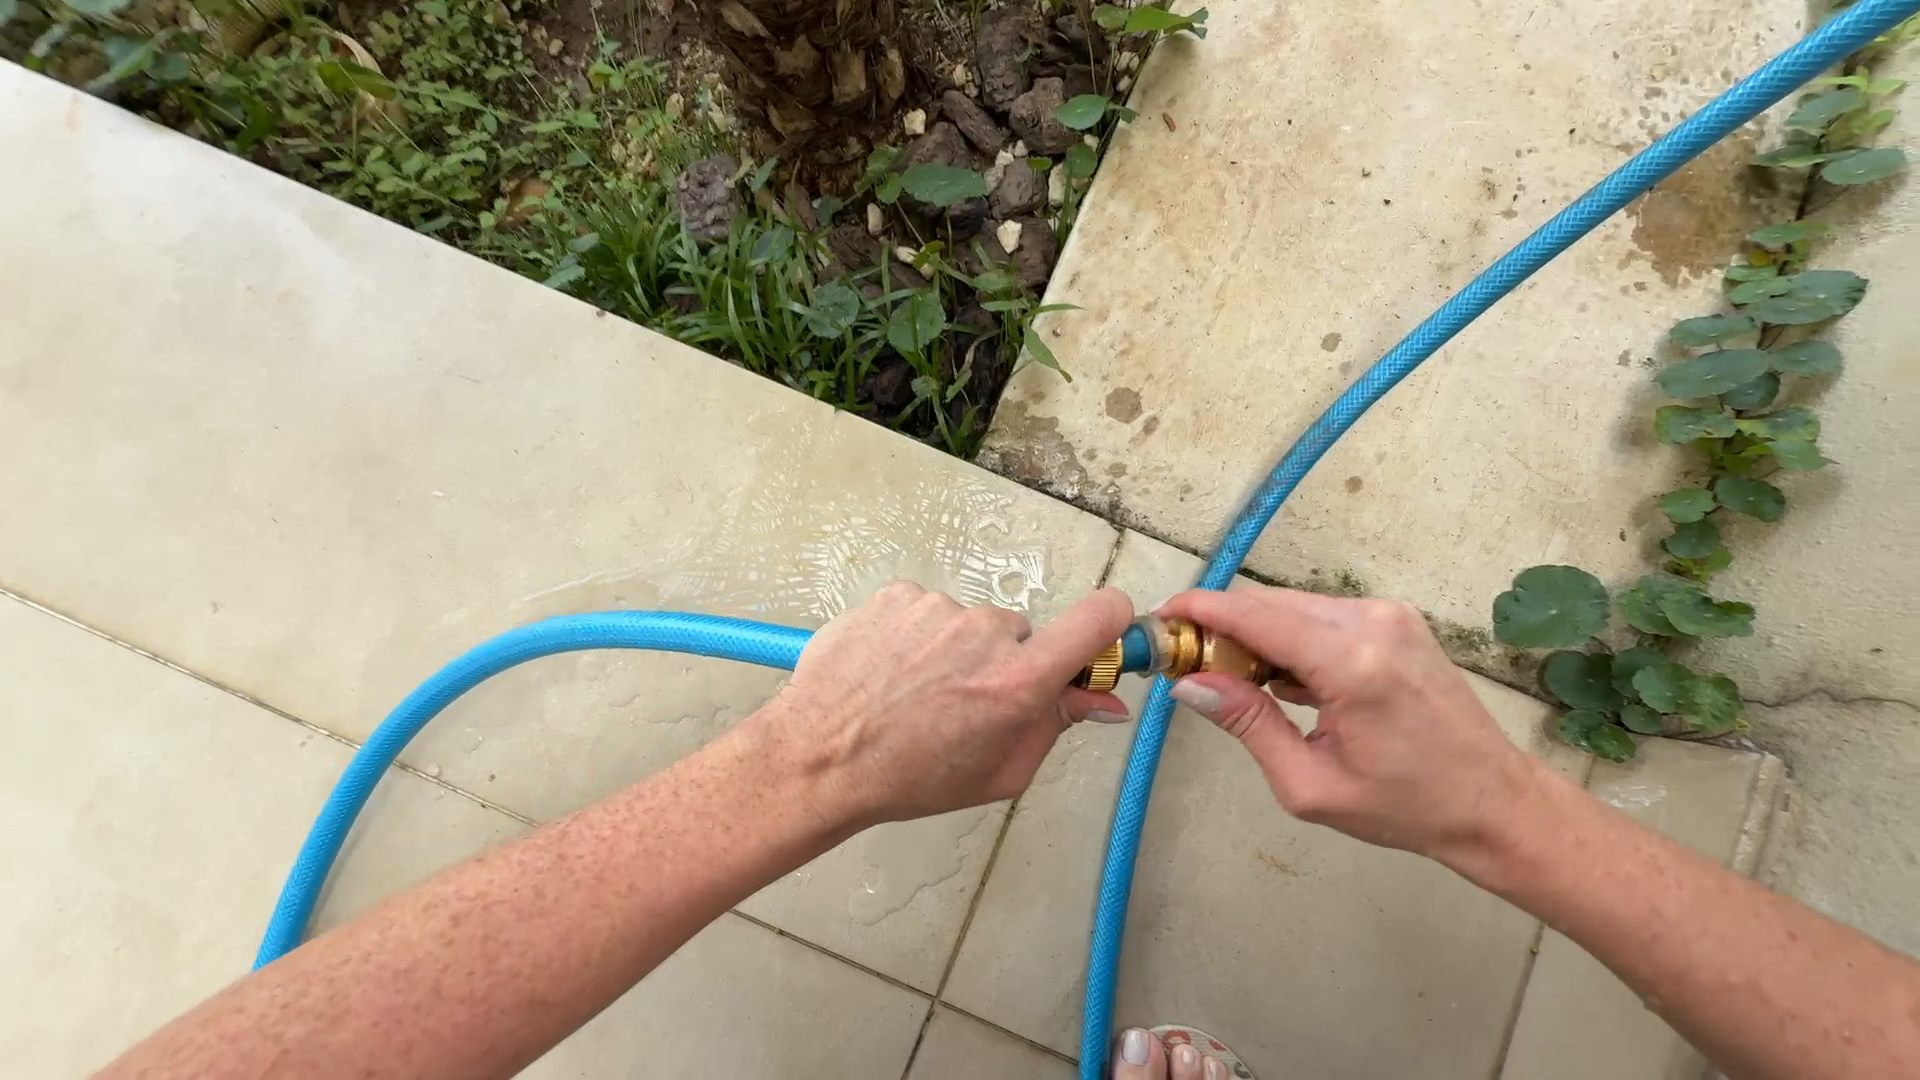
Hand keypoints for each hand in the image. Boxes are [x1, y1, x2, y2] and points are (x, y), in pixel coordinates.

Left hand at [740, 582, 1135, 826]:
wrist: (819, 756)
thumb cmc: (911, 777)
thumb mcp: (998, 772)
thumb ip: (1057, 726)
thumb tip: (1106, 701)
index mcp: (1018, 681)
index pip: (1098, 618)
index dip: (1112, 621)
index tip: (1105, 636)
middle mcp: (983, 632)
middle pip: (1021, 633)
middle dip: (1005, 661)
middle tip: (964, 700)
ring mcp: (936, 607)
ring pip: (969, 623)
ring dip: (955, 649)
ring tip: (914, 689)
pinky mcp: (898, 594)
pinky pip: (928, 610)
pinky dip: (918, 634)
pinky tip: (891, 669)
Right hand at [1155, 587, 1541, 866]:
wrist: (1498, 804)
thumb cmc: (1404, 807)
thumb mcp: (1309, 784)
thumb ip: (1247, 725)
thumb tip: (1187, 684)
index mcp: (1353, 664)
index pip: (1254, 615)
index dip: (1199, 610)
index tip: (1159, 618)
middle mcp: (1371, 622)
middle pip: (1267, 603)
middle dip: (1219, 625)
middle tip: (1188, 661)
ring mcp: (1388, 614)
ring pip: (1291, 605)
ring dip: (1252, 631)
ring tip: (1232, 675)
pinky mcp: (1395, 619)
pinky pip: (1319, 615)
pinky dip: (1286, 635)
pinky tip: (1280, 675)